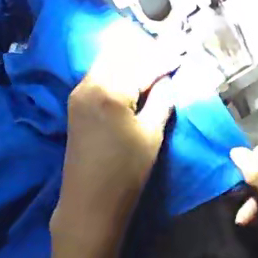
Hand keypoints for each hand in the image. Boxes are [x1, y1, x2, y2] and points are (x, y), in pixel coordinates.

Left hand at [54, 39, 174, 255]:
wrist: (89, 204)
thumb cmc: (125, 172)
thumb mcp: (151, 135)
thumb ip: (161, 100)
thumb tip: (167, 80)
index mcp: (110, 90)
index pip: (142, 65)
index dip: (164, 60)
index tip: (181, 53)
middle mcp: (90, 84)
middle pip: (120, 56)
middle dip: (144, 53)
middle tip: (167, 55)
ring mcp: (79, 93)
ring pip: (107, 63)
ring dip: (129, 60)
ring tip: (152, 64)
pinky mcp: (76, 104)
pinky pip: (99, 75)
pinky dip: (116, 70)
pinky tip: (132, 77)